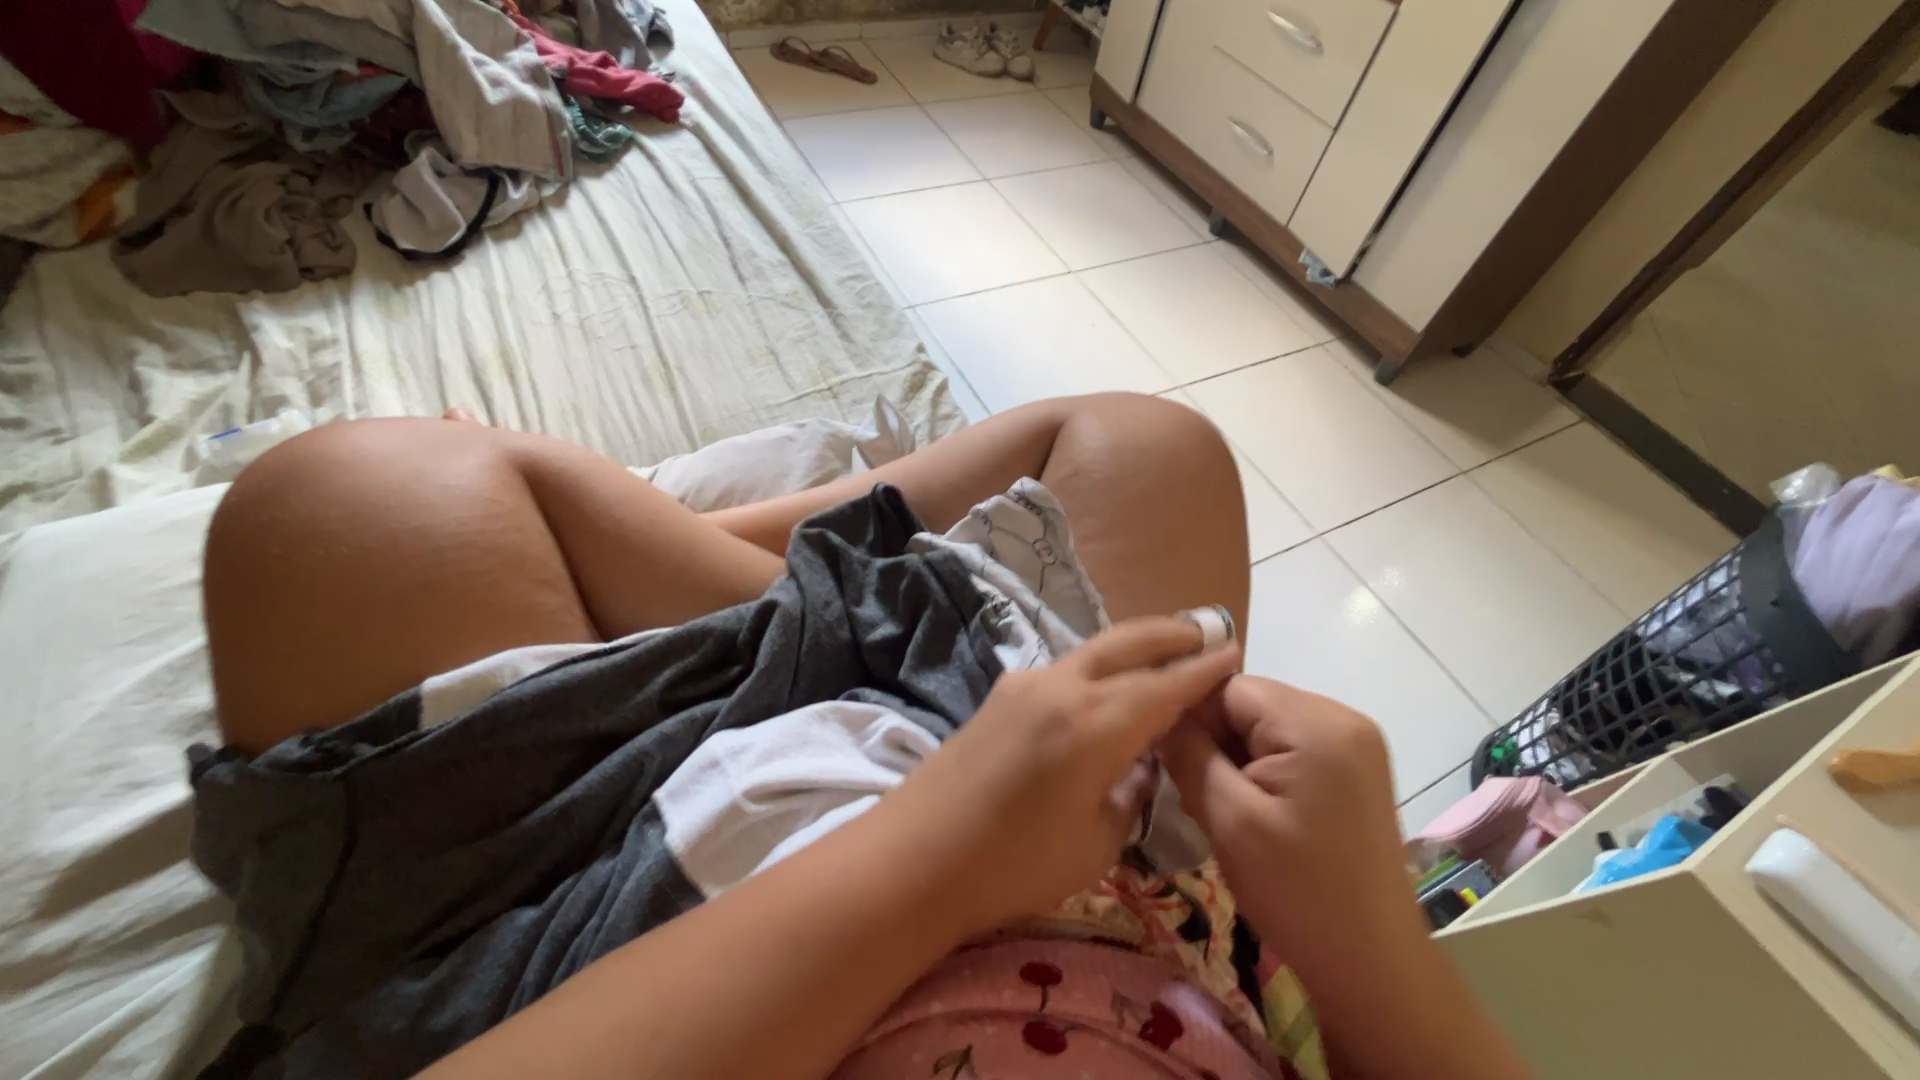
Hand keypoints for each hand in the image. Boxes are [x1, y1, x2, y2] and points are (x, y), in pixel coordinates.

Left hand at [881, 616, 1240, 936]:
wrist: (917, 858)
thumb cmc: (1014, 866)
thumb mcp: (1096, 843)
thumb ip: (1129, 796)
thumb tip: (1137, 767)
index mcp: (1094, 725)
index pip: (1163, 686)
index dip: (1202, 671)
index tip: (1232, 650)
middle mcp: (1060, 688)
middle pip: (1126, 644)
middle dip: (1170, 634)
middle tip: (1205, 631)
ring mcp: (1024, 685)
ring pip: (1091, 652)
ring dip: (1131, 649)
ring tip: (1162, 655)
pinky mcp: (999, 696)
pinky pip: (1063, 672)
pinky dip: (1096, 671)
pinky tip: (1106, 691)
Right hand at [1161, 676, 1422, 984]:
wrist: (1372, 964)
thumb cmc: (1297, 892)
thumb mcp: (1229, 819)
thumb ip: (1189, 753)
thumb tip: (1160, 713)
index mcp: (1316, 723)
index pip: (1228, 687)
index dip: (1191, 719)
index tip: (1171, 764)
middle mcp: (1343, 717)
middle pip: (1248, 705)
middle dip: (1214, 742)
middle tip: (1198, 797)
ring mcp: (1355, 743)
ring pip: (1265, 727)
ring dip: (1235, 759)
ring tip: (1225, 811)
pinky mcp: (1355, 769)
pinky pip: (1290, 747)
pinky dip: (1262, 771)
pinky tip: (1254, 814)